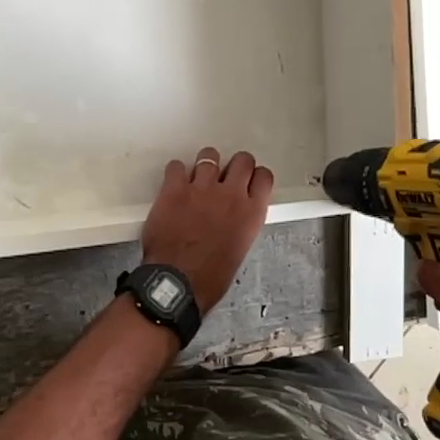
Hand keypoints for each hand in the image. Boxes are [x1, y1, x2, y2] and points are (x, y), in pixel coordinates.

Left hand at [139, 148, 273, 315]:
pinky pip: (177, 166)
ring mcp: (201, 189)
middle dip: (235, 165)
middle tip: (226, 174)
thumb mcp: (238, 251)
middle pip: (242, 160)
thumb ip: (240, 226)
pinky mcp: (175, 189)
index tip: (250, 179)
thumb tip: (232, 221)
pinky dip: (176, 172)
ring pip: (209, 156)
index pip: (264, 177)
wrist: (178, 283)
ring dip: (205, 165)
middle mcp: (230, 195)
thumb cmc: (208, 278)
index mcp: (251, 213)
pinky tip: (175, 183)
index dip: (256, 176)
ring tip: (199, 177)